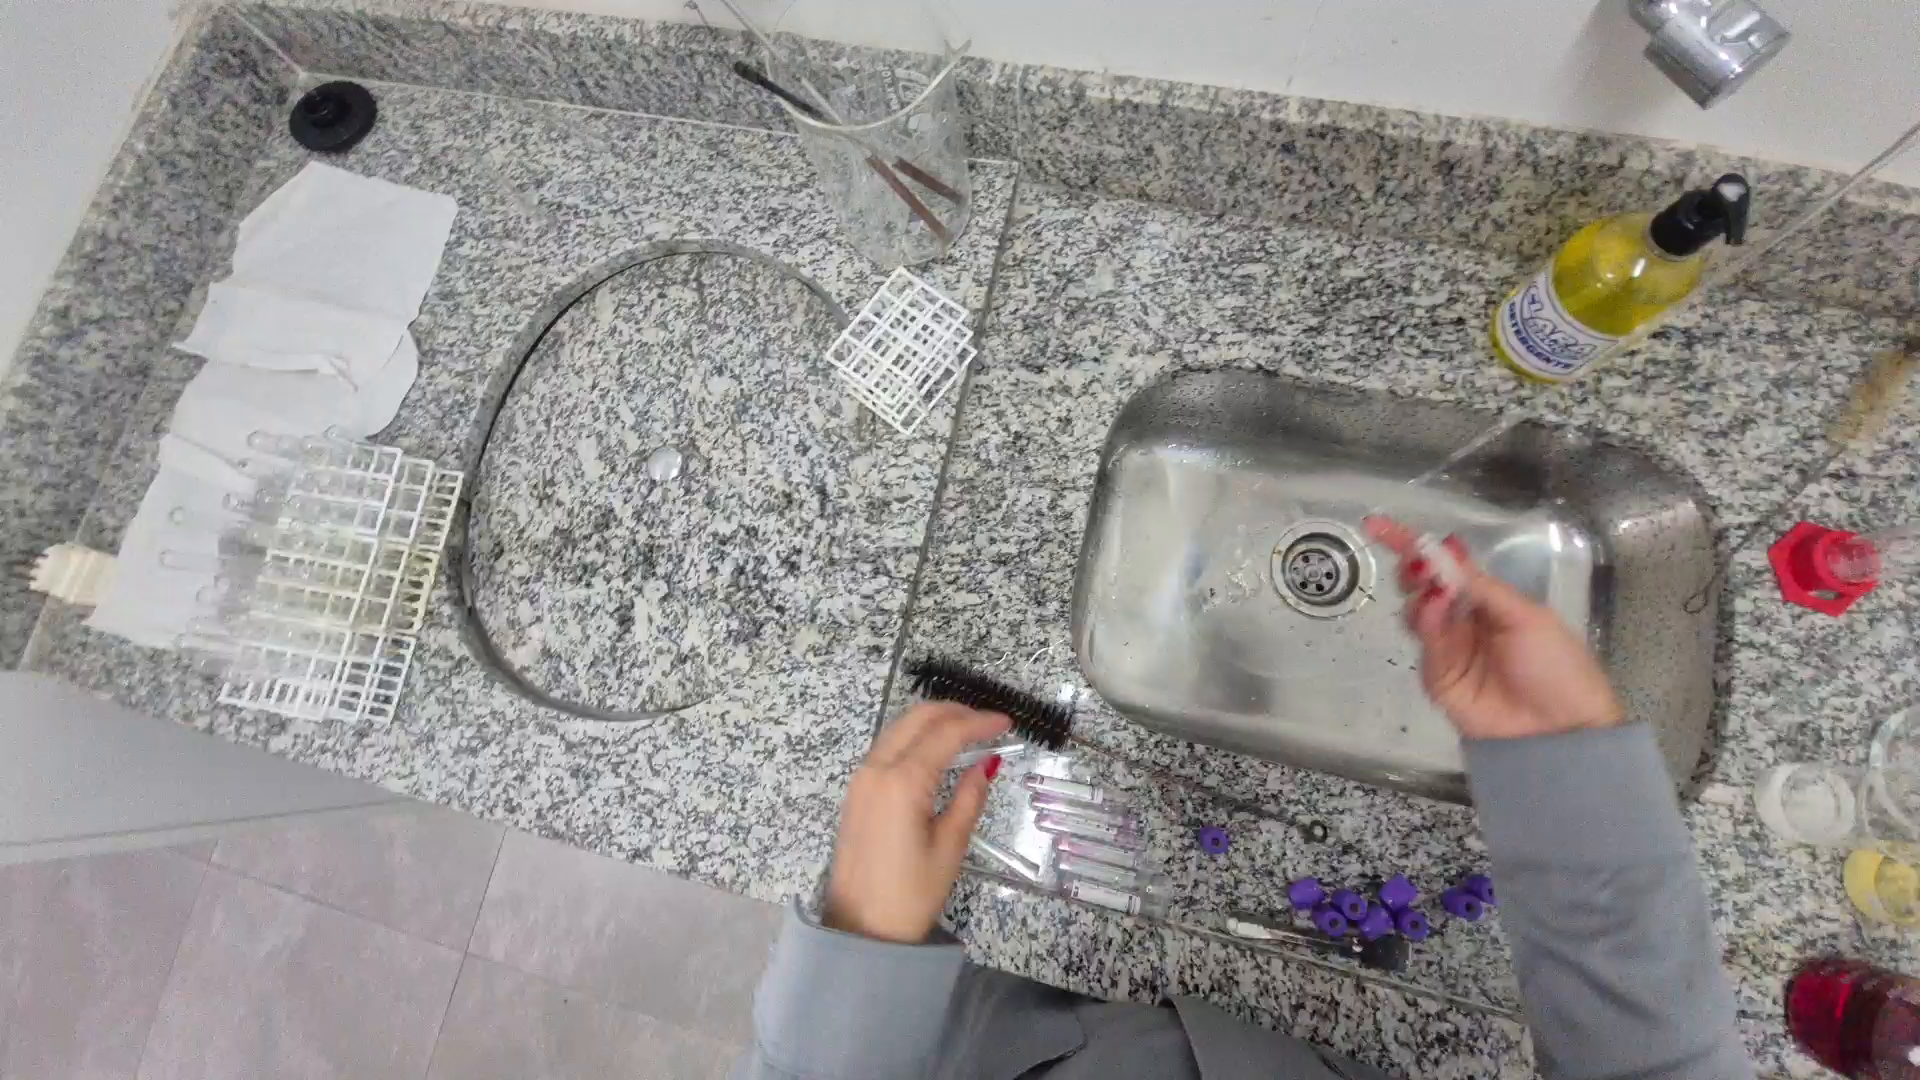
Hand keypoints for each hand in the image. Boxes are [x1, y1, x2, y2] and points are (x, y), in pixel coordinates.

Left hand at [823, 703, 1009, 942]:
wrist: (858, 932)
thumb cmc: (909, 896)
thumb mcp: (949, 848)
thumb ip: (969, 798)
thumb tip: (986, 764)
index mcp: (902, 782)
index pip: (946, 734)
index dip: (979, 723)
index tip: (1007, 722)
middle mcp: (877, 768)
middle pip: (918, 718)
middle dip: (955, 711)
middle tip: (988, 722)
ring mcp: (862, 777)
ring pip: (900, 727)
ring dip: (934, 721)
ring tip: (968, 730)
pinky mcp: (857, 790)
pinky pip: (889, 746)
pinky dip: (916, 737)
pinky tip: (938, 749)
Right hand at [1365, 516, 1623, 739]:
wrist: (1559, 733)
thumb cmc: (1557, 669)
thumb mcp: (1527, 616)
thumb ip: (1480, 586)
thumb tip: (1445, 549)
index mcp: (1488, 601)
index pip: (1445, 567)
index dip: (1411, 545)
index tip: (1376, 526)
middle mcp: (1462, 618)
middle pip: (1420, 584)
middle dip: (1411, 568)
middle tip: (1415, 565)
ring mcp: (1446, 645)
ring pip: (1413, 608)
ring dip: (1419, 593)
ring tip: (1435, 594)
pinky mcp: (1434, 671)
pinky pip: (1423, 638)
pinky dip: (1425, 618)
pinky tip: (1435, 609)